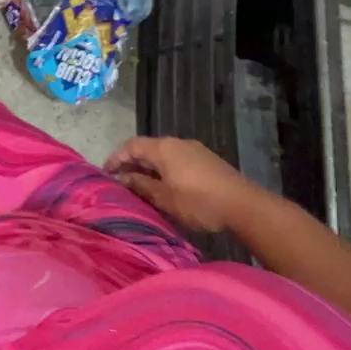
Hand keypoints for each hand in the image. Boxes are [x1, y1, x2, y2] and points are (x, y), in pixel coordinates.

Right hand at [105, 136, 266, 232]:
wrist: (244, 206)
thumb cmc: (198, 202)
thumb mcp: (164, 198)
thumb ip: (141, 185)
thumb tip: (123, 178)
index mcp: (164, 148)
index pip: (131, 145)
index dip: (116, 158)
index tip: (106, 173)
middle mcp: (177, 143)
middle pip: (147, 148)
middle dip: (132, 163)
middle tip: (121, 181)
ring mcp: (194, 150)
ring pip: (163, 155)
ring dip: (149, 167)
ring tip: (141, 186)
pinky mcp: (207, 161)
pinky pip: (177, 160)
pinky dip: (165, 170)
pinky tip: (165, 186)